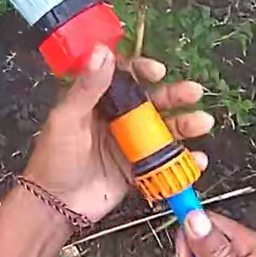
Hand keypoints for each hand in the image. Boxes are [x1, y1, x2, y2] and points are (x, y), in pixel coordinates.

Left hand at [20, 45, 213, 223]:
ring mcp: (129, 144)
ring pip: (163, 129)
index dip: (142, 70)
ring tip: (202, 122)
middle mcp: (116, 119)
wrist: (55, 206)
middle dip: (174, 95)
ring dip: (185, 124)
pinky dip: (183, 161)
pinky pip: (164, 161)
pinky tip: (197, 159)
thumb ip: (87, 87)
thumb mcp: (66, 118)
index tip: (157, 71)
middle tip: (193, 92)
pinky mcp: (137, 169)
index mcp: (96, 101)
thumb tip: (102, 51)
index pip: (124, 77)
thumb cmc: (53, 159)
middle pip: (151, 101)